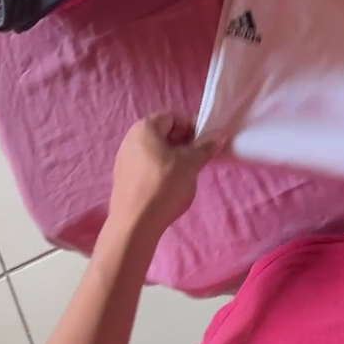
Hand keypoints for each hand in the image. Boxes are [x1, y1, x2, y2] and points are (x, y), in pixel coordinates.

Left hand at [106, 113, 215, 242]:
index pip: (174, 117)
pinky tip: (170, 188)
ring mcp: (124, 160)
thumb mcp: (190, 164)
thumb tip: (220, 135)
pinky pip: (147, 166)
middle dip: (185, 143)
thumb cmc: (163, 186)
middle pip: (165, 133)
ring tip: (187, 175)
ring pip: (157, 151)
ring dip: (175, 158)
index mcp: (145, 127)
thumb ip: (206, 146)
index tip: (206, 143)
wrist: (134, 226)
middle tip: (199, 159)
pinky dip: (162, 171)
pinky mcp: (123, 179)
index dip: (193, 127)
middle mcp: (131, 139)